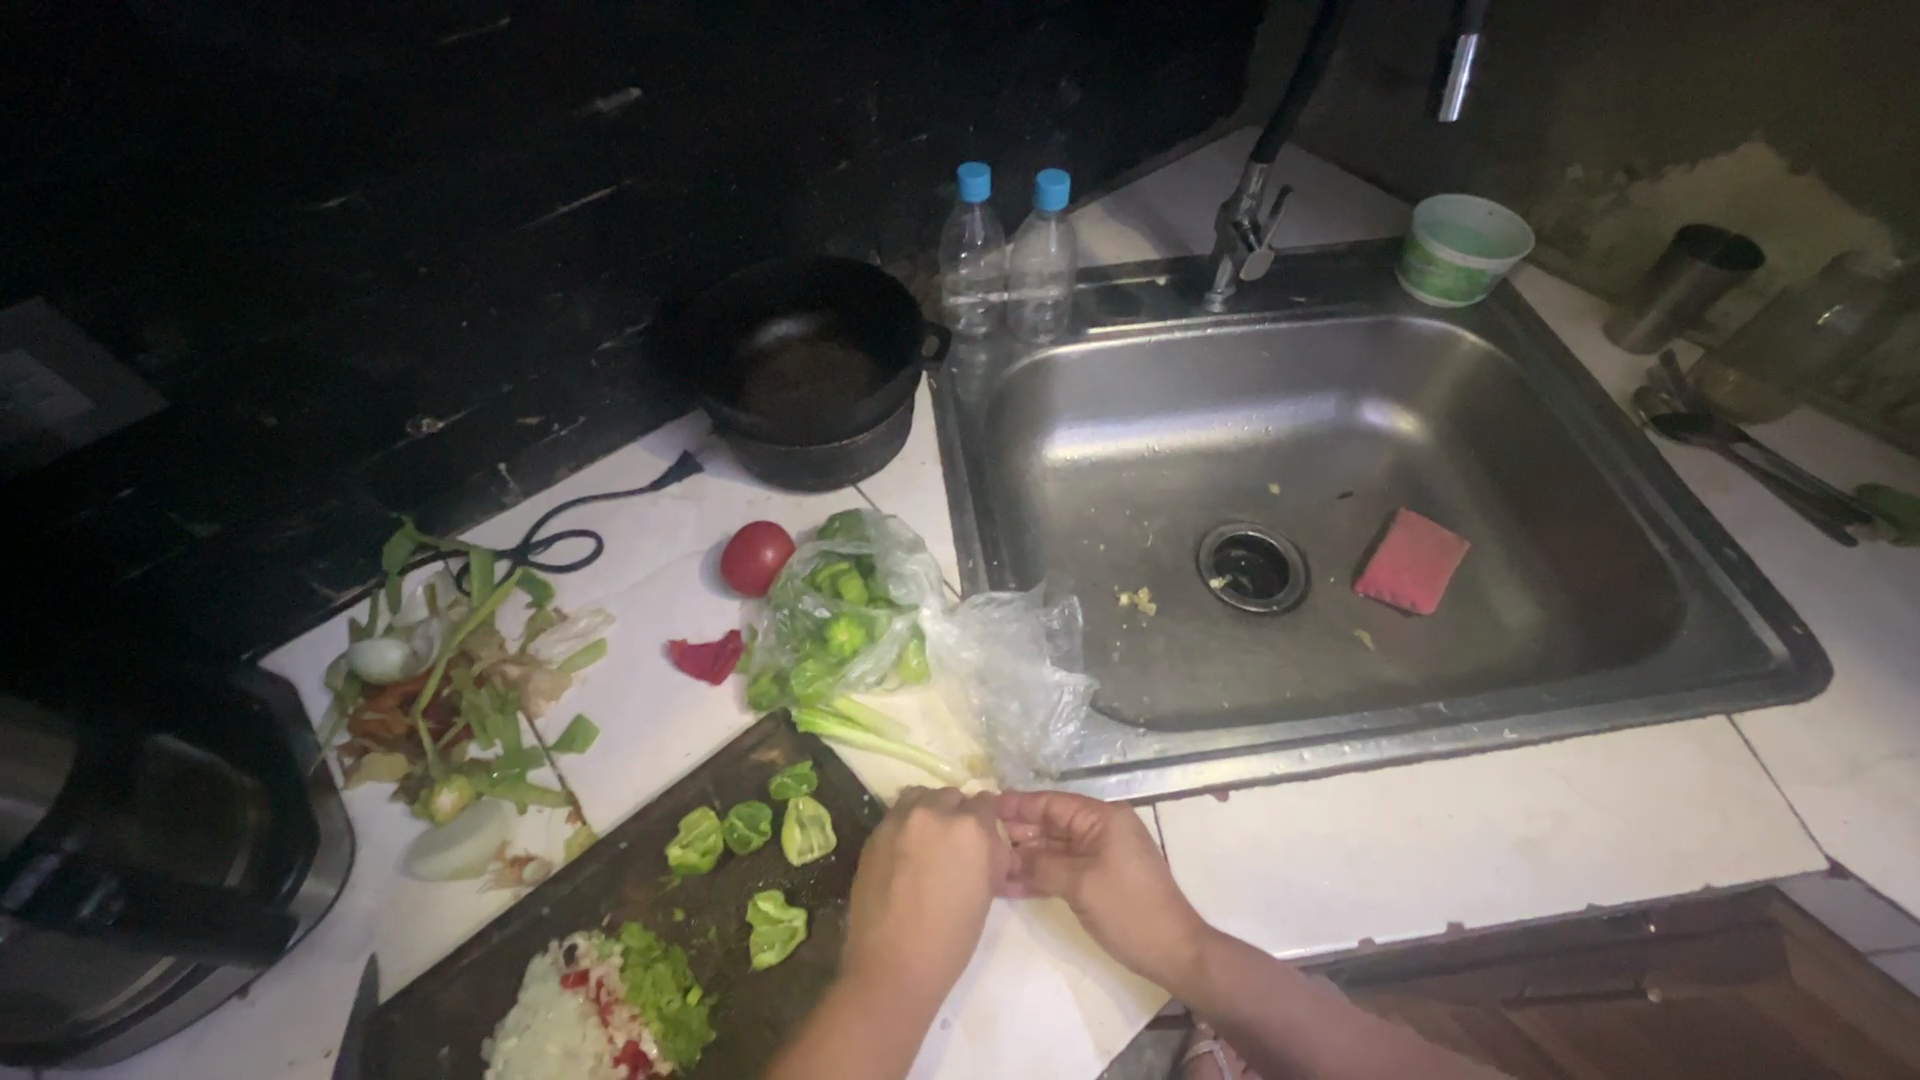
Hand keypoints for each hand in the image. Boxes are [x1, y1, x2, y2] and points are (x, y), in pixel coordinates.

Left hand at [842, 786, 1010, 1004]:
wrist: (892, 965)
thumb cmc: (951, 939)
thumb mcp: (986, 892)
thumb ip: (988, 854)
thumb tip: (987, 839)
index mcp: (970, 827)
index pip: (985, 801)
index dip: (985, 818)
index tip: (982, 834)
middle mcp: (935, 812)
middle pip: (951, 795)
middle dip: (956, 813)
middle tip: (954, 843)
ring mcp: (900, 820)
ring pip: (921, 796)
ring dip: (929, 810)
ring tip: (928, 840)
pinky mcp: (875, 833)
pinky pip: (897, 814)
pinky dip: (905, 824)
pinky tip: (905, 852)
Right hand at [996, 791, 1211, 992]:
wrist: (1174, 952)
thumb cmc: (1130, 910)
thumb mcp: (1081, 885)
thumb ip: (1041, 865)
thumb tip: (1009, 856)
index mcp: (1103, 818)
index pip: (1051, 803)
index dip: (1017, 805)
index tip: (984, 806)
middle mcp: (1101, 829)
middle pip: (1050, 824)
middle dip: (1016, 833)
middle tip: (979, 841)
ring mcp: (1100, 855)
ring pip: (1053, 848)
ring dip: (1024, 858)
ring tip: (987, 865)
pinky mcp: (1099, 879)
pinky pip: (1062, 869)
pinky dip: (1039, 876)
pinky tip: (1010, 885)